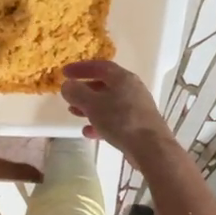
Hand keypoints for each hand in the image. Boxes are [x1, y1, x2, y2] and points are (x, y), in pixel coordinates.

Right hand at [60, 59, 179, 169]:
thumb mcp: (93, 104)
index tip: (64, 72)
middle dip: (85, 90)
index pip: (100, 66)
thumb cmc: (120, 120)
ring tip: (74, 113)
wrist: (151, 147)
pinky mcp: (138, 125)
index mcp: (123, 78)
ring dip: (90, 107)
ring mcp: (137, 107)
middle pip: (105, 85)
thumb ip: (77, 93)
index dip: (81, 68)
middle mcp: (132, 89)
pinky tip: (89, 132)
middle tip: (69, 95)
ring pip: (109, 103)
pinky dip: (101, 123)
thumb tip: (67, 85)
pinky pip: (115, 119)